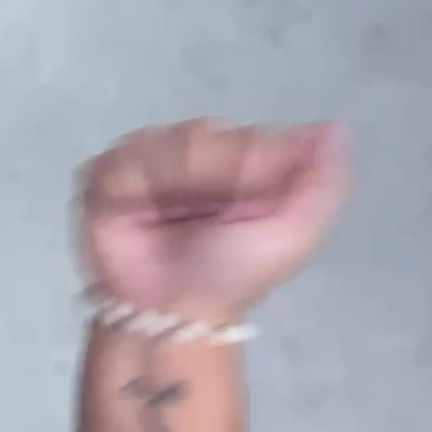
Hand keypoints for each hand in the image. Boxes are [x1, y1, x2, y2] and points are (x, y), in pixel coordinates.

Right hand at [80, 121, 347, 325]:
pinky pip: (108, 160)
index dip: (243, 164)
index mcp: (241, 168)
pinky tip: (131, 209)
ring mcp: (142, 167)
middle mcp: (192, 160)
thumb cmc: (233, 273)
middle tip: (200, 213)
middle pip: (194, 131)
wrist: (168, 304)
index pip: (243, 133)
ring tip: (158, 214)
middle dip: (200, 172)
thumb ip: (321, 181)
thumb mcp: (293, 233)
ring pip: (148, 138)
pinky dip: (121, 184)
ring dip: (158, 179)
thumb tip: (332, 127)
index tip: (244, 203)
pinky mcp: (99, 181)